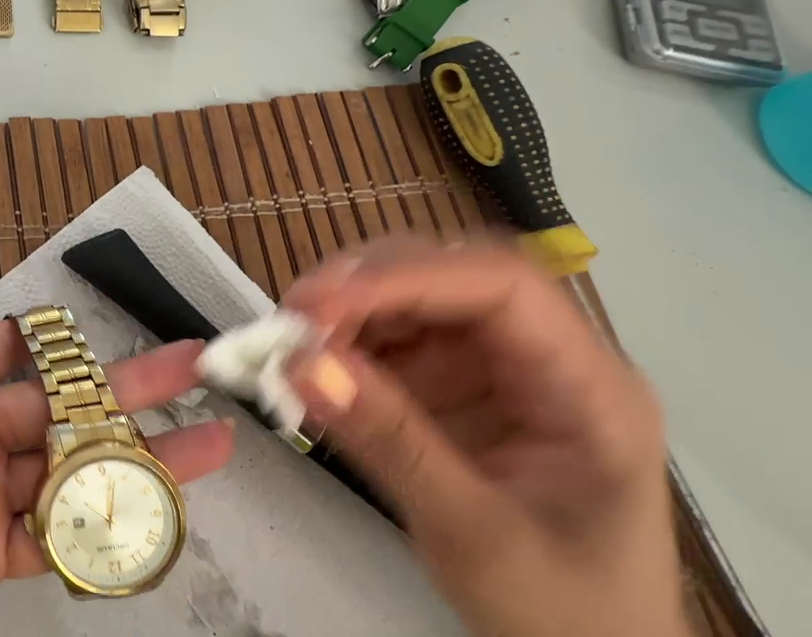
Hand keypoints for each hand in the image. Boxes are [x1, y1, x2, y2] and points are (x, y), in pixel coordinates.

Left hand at [0, 256, 233, 636]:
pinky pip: (51, 538)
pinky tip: (149, 519)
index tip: (116, 323)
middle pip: (52, 406)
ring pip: (65, 469)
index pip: (0, 350)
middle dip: (121, 391)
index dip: (57, 337)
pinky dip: (100, 530)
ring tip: (204, 447)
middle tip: (189, 372)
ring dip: (133, 460)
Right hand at [281, 240, 687, 636]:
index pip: (499, 286)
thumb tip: (299, 362)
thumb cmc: (560, 609)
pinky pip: (389, 336)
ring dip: (343, 310)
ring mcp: (496, 367)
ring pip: (411, 296)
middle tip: (290, 319)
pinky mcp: (454, 384)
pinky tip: (307, 366)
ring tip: (289, 345)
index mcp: (589, 388)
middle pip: (450, 275)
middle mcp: (543, 357)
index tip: (315, 307)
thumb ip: (391, 443)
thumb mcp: (475, 535)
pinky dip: (339, 341)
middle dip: (364, 286)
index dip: (404, 278)